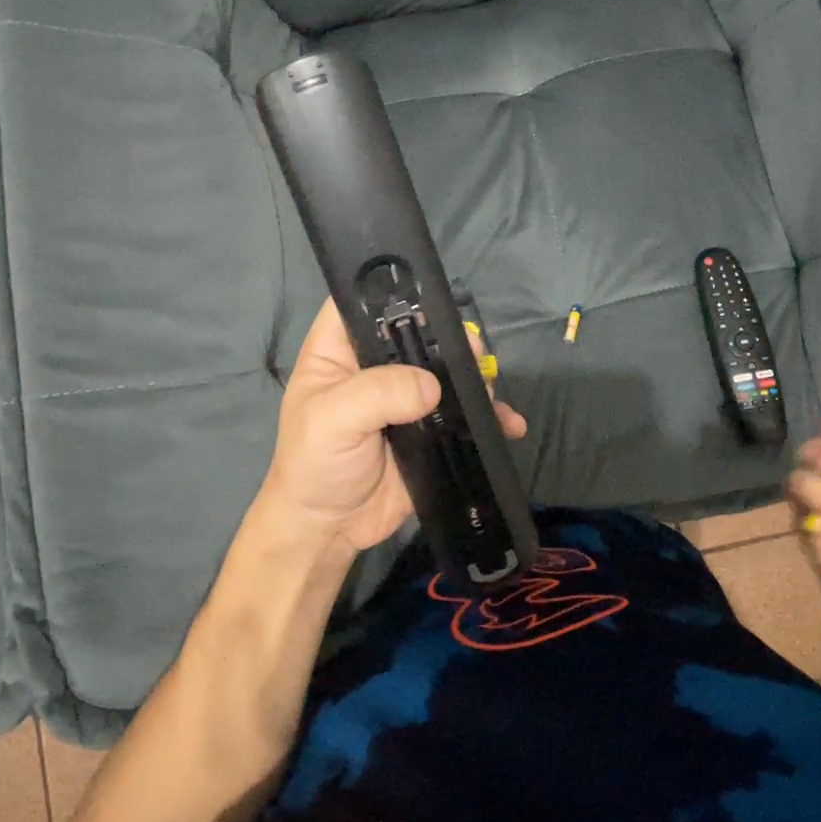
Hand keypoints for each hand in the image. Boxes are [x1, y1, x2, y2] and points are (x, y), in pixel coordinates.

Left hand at [257, 298, 527, 557]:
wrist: (329, 529)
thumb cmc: (313, 465)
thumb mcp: (331, 421)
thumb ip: (377, 394)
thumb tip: (432, 386)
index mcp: (339, 350)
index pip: (363, 302)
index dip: (393, 291)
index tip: (432, 296)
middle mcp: (375, 366)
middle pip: (417, 333)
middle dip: (448, 338)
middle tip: (473, 353)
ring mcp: (405, 398)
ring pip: (446, 371)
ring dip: (473, 376)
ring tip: (489, 389)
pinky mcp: (430, 430)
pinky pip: (464, 414)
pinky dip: (488, 416)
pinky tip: (507, 422)